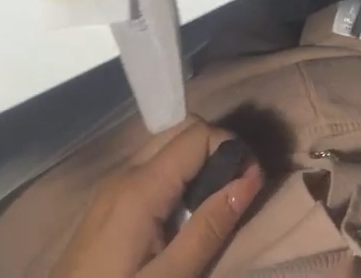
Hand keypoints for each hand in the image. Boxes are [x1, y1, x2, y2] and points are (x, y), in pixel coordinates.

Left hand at [50, 117, 266, 277]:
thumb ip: (209, 227)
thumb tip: (253, 177)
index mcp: (139, 189)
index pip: (198, 134)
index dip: (232, 148)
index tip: (252, 183)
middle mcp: (124, 175)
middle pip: (182, 132)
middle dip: (218, 151)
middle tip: (238, 191)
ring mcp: (111, 189)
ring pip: (167, 150)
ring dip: (200, 165)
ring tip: (216, 206)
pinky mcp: (107, 206)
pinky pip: (152, 171)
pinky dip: (179, 179)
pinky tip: (184, 218)